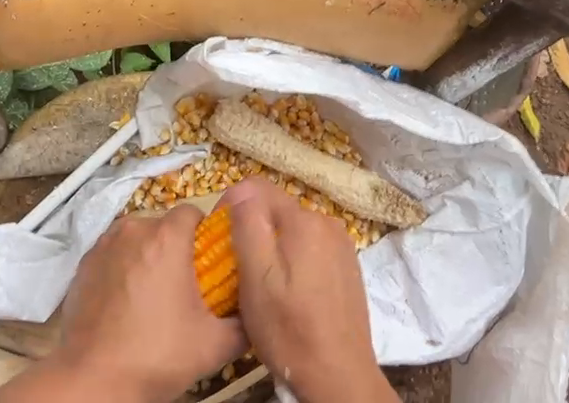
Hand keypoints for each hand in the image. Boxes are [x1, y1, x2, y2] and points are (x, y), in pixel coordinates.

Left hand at [0, 206, 246, 402]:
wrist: (96, 376)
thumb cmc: (158, 354)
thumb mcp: (216, 345)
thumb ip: (243, 321)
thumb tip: (253, 312)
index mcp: (165, 238)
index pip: (192, 212)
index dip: (204, 233)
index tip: (209, 263)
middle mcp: (133, 229)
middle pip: (163, 226)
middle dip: (176, 249)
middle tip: (184, 287)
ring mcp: (104, 244)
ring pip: (136, 238)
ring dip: (148, 256)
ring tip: (154, 296)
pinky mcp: (84, 262)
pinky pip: (113, 254)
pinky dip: (122, 268)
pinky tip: (126, 302)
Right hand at [224, 178, 400, 402]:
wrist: (341, 381)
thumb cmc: (290, 331)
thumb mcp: (257, 278)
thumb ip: (249, 225)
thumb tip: (240, 188)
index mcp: (304, 221)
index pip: (257, 187)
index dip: (232, 206)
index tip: (221, 238)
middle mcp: (327, 224)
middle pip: (275, 208)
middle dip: (253, 228)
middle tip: (239, 268)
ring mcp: (341, 246)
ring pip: (291, 229)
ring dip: (272, 245)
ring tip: (263, 284)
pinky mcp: (347, 267)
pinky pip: (309, 247)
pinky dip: (293, 260)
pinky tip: (289, 292)